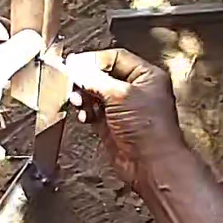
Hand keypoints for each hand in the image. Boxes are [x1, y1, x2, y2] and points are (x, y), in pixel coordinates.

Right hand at [65, 48, 189, 193]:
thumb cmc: (148, 128)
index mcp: (146, 76)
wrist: (151, 164)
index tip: (74, 63)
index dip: (94, 59)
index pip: (115, 58)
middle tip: (71, 81)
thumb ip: (95, 79)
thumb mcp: (120, 96)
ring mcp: (122, 107)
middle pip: (102, 75)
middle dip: (86, 79)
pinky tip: (84, 116)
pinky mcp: (111, 123)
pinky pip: (92, 110)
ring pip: (94, 93)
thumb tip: (76, 67)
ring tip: (77, 102)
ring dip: (82, 96)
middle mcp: (135, 89)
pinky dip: (85, 111)